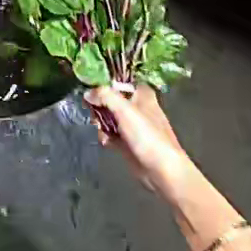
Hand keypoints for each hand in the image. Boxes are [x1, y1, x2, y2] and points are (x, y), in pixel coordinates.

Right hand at [86, 85, 201, 200]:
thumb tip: (88, 93)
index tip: (91, 87)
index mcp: (141, 94)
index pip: (120, 80)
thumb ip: (104, 96)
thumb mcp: (124, 110)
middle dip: (99, 105)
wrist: (162, 171)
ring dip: (100, 122)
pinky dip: (105, 135)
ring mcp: (132, 125)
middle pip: (110, 98)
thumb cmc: (147, 136)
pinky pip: (110, 132)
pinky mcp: (128, 141)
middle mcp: (137, 106)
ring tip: (100, 128)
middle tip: (94, 111)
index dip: (104, 82)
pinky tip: (106, 141)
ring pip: (108, 116)